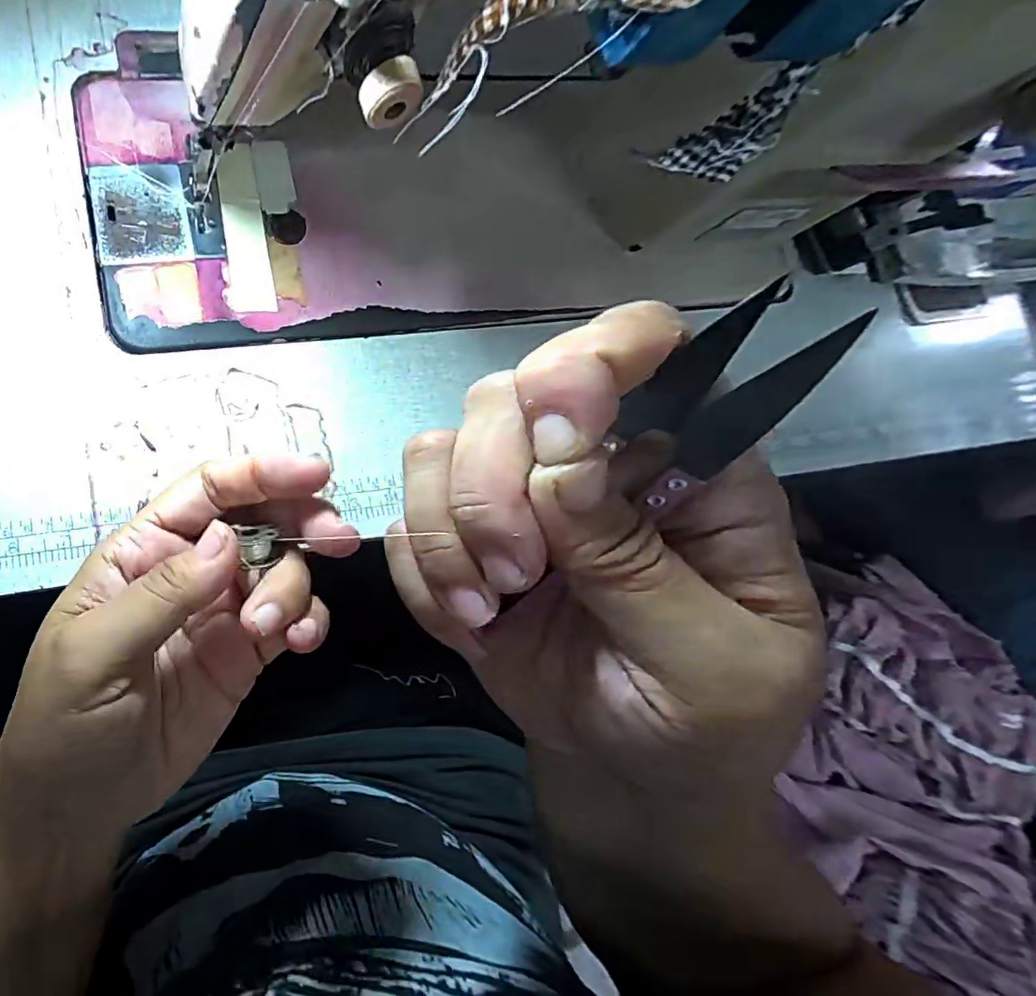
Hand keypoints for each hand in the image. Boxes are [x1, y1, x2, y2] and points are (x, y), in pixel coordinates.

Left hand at [0, 455, 358, 848]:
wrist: (76, 801)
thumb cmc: (64, 715)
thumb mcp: (96, 650)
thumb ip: (161, 594)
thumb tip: (226, 538)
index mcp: (137, 553)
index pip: (201, 495)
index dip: (255, 474)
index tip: (314, 474)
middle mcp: (181, 572)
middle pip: (251, 522)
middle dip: (296, 519)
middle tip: (336, 539)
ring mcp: (214, 613)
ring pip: (277, 570)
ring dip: (295, 586)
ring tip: (276, 630)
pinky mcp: (240, 656)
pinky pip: (288, 619)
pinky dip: (307, 621)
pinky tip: (300, 644)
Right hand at [385, 302, 826, 800]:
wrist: (620, 767)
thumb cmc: (703, 716)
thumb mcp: (710, 655)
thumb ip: (638, 559)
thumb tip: (558, 467)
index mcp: (684, 462)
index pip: (640, 346)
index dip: (589, 364)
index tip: (557, 435)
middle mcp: (584, 456)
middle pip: (500, 397)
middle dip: (489, 491)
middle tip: (518, 576)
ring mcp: (507, 491)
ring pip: (432, 450)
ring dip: (448, 540)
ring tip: (493, 609)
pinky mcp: (449, 530)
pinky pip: (402, 519)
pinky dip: (424, 576)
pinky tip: (470, 623)